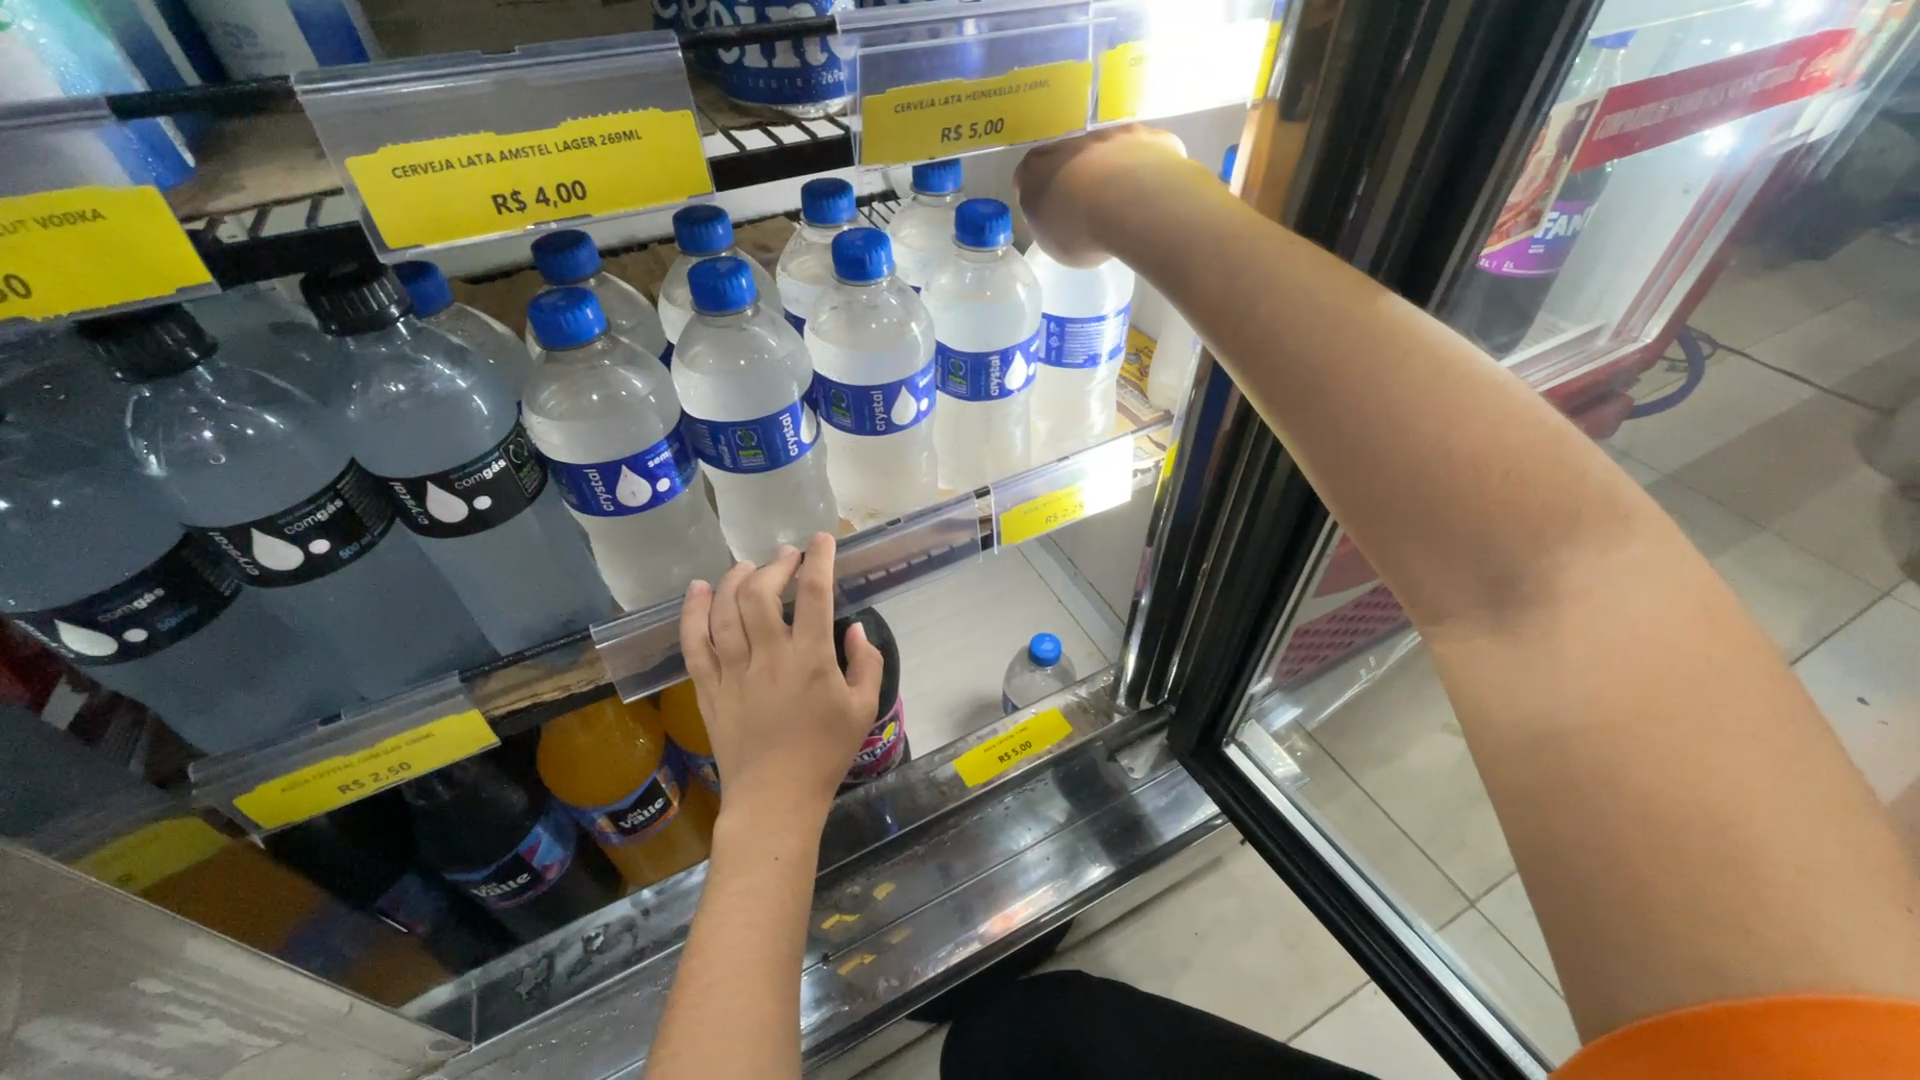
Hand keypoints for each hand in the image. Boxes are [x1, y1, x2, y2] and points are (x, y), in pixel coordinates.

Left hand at [679, 533, 883, 825]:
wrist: (776, 797)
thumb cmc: (826, 754)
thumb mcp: (864, 709)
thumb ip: (866, 663)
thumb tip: (855, 627)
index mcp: (811, 660)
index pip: (814, 596)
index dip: (818, 561)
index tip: (820, 540)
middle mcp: (769, 657)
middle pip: (761, 596)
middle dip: (774, 566)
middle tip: (785, 556)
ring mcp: (733, 672)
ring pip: (725, 612)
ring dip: (734, 581)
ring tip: (746, 566)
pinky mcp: (709, 690)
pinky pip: (694, 644)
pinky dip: (693, 613)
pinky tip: (697, 591)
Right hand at [1014, 124, 1192, 266]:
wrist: (1127, 203)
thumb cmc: (1078, 231)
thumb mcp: (1051, 242)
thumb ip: (1051, 224)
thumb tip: (1064, 220)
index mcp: (1034, 173)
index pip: (1025, 178)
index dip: (1038, 194)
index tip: (1050, 212)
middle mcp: (1067, 146)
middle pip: (1066, 159)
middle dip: (1074, 178)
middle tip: (1088, 208)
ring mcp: (1108, 136)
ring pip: (1105, 152)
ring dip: (1111, 171)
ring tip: (1125, 204)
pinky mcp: (1144, 135)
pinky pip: (1141, 151)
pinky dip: (1144, 167)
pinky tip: (1152, 193)